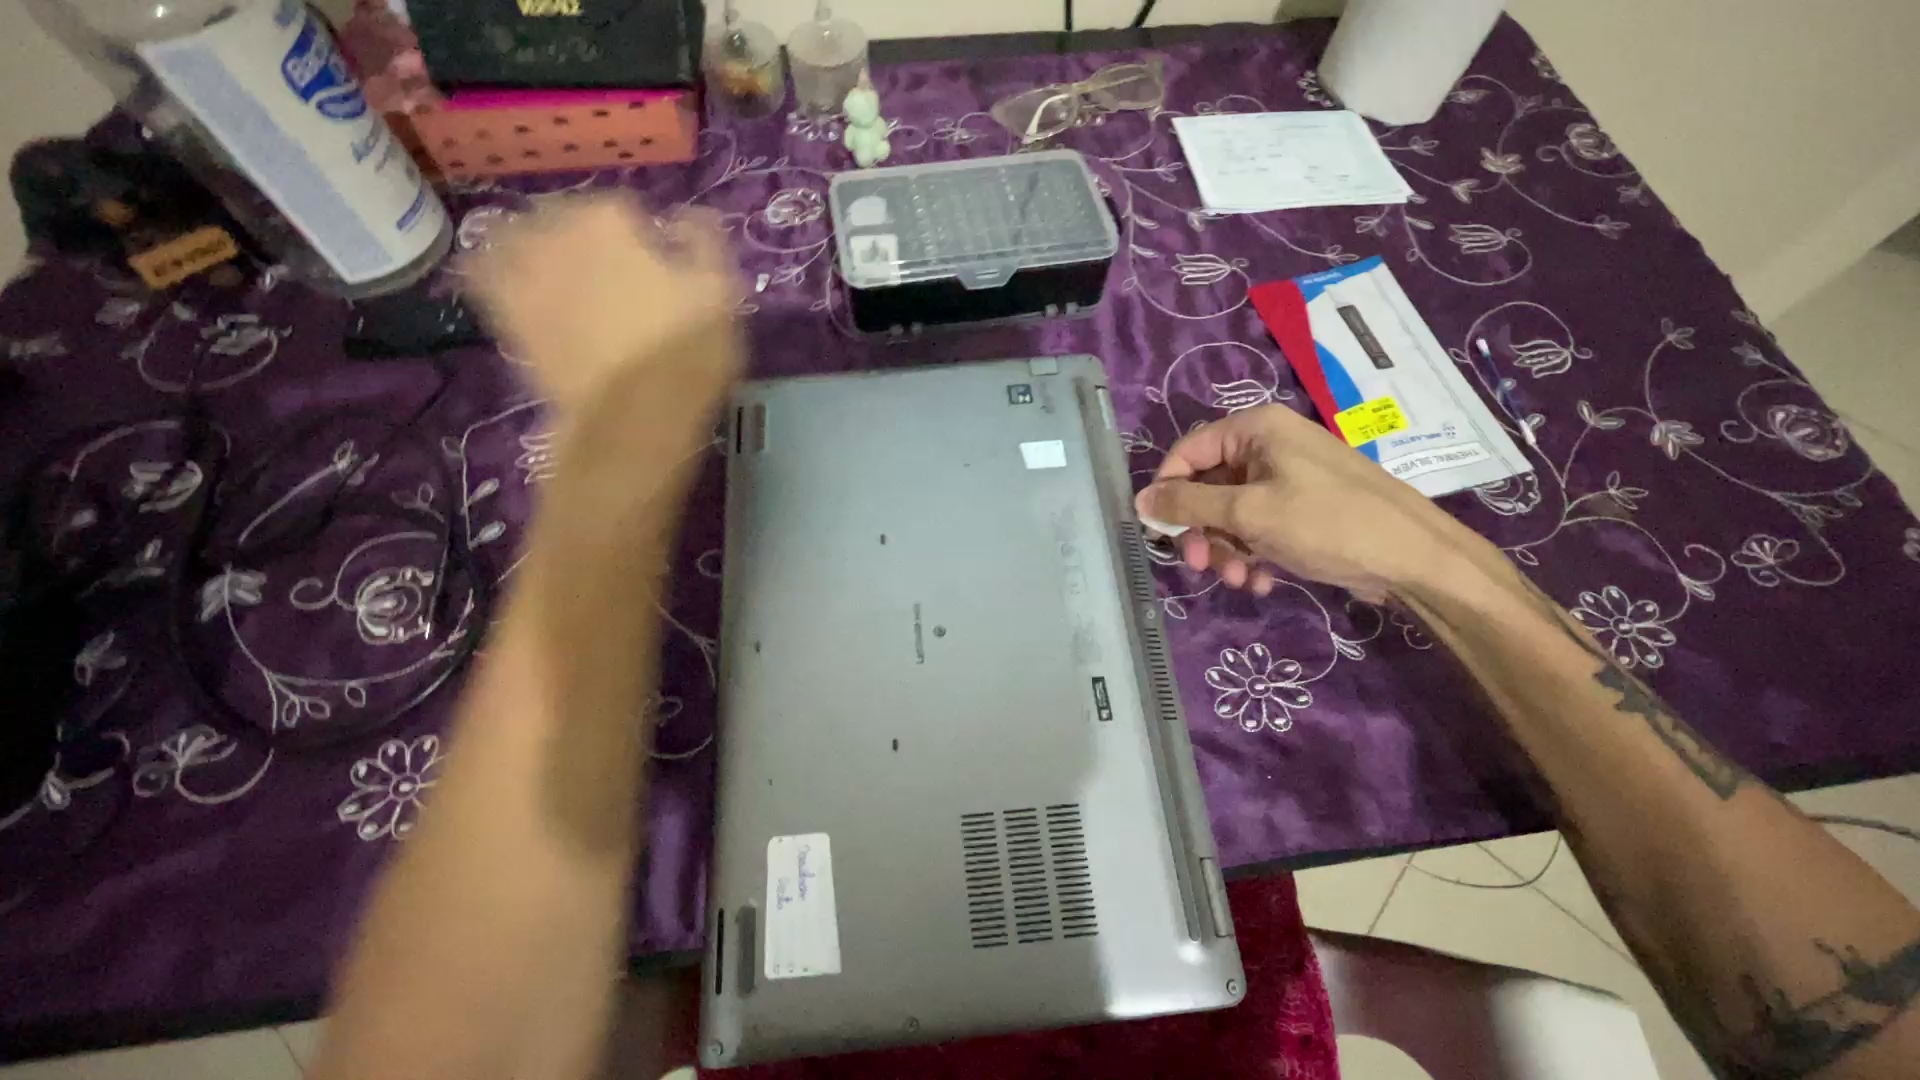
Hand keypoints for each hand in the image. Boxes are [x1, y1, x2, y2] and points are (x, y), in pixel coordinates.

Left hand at [464, 195, 743, 418]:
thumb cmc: (685, 351)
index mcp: (609, 220)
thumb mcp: (720, 292)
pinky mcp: (504, 314)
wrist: (635, 416)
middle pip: (562, 217)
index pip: (619, 207)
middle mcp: (557, 234)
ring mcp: (524, 273)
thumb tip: (680, 218)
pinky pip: (480, 277)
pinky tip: (502, 279)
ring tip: (551, 266)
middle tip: (608, 266)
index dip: (638, 232)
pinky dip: (488, 271)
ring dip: (531, 244)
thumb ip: (701, 242)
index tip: (654, 259)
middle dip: (582, 234)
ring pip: (514, 237)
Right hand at [1134, 405, 1487, 602]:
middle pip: (1208, 486)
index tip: (1160, 533)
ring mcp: (1287, 478)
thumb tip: (1140, 500)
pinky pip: (1258, 527)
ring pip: (1231, 513)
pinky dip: (1252, 554)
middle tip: (1200, 565)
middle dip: (1202, 530)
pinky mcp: (1302, 509)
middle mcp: (1269, 446)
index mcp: (1255, 429)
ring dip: (1226, 550)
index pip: (1187, 451)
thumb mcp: (1249, 513)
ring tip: (1239, 580)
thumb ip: (1189, 505)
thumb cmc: (1327, 523)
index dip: (1168, 491)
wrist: (1413, 558)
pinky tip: (1262, 582)